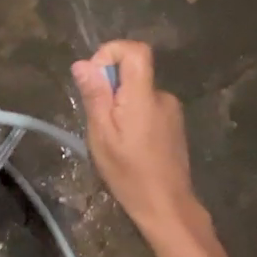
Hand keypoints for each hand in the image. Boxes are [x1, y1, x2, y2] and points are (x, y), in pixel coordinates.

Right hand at [71, 41, 201, 237]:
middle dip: (109, 89)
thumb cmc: (129, 172)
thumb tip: (82, 63)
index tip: (94, 78)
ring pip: (138, 93)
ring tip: (112, 140)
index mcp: (143, 96)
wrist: (166, 205)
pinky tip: (128, 146)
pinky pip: (147, 108)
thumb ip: (95, 96)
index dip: (111, 53)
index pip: (135, 51)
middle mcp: (162, 96)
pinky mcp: (174, 125)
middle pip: (133, 72)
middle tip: (97, 122)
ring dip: (120, 107)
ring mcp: (171, 111)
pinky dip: (132, 118)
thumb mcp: (101, 135)